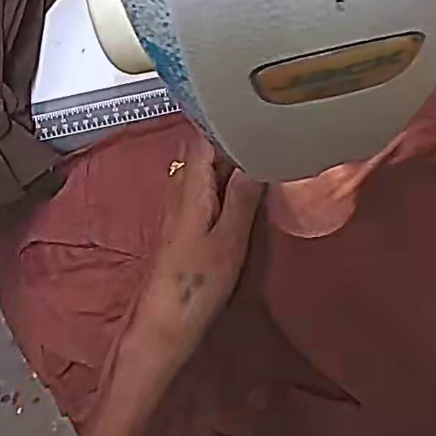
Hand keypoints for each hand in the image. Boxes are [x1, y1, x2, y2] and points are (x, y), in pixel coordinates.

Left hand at [114, 135, 263, 398]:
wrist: (163, 321)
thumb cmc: (196, 281)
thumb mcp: (229, 238)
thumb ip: (243, 194)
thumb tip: (257, 154)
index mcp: (191, 182)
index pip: (204, 133)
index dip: (228, 121)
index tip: (258, 114)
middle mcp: (180, 185)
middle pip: (207, 148)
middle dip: (236, 139)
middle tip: (272, 133)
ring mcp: (180, 202)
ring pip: (207, 167)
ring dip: (232, 161)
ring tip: (266, 155)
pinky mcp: (183, 220)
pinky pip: (206, 186)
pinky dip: (226, 182)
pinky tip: (246, 189)